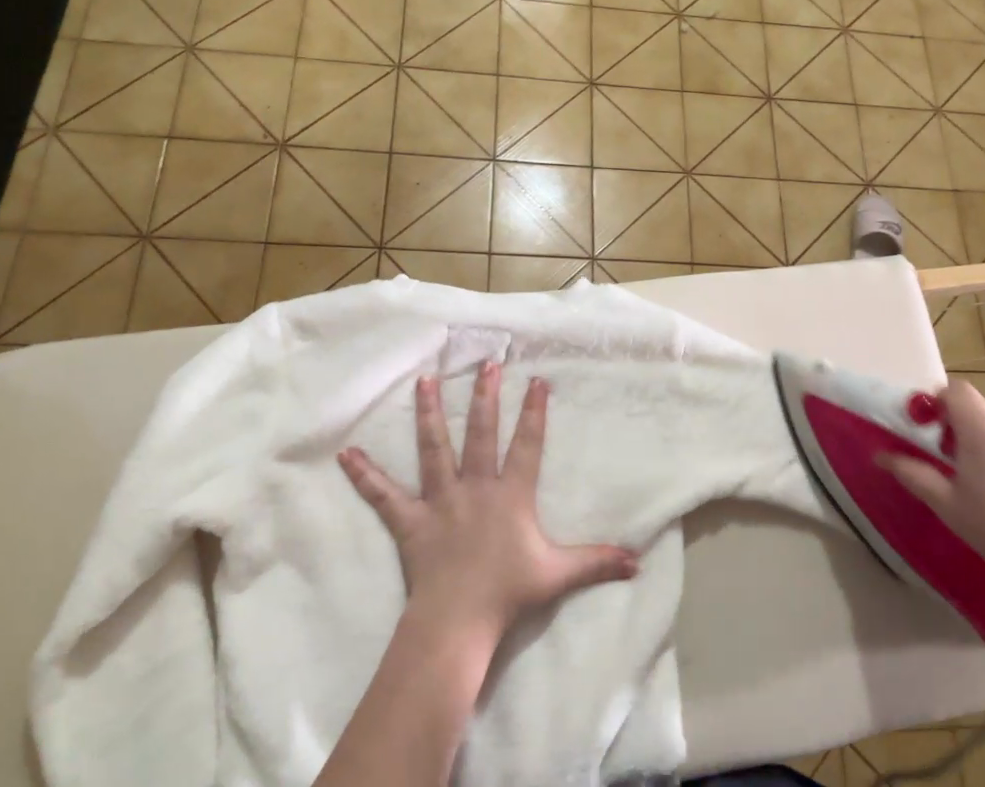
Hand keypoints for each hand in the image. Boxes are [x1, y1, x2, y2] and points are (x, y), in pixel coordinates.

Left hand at [337, 362, 638, 634]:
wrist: (458, 619)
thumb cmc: (508, 593)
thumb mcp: (558, 574)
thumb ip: (597, 562)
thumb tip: (639, 562)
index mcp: (510, 496)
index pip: (526, 445)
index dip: (533, 413)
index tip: (537, 380)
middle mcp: (475, 488)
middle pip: (480, 433)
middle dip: (485, 396)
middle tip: (486, 363)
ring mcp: (439, 501)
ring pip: (433, 449)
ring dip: (428, 414)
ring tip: (424, 380)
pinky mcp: (410, 520)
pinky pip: (383, 494)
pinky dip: (364, 474)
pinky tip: (345, 453)